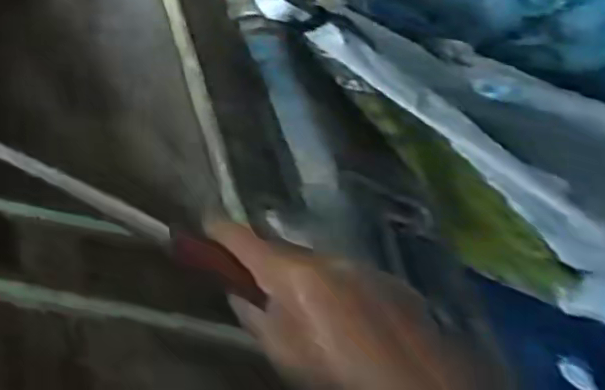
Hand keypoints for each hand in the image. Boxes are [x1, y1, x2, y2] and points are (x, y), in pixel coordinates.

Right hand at [208, 222, 480, 389]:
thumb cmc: (344, 381)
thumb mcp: (282, 354)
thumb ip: (251, 313)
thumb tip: (239, 290)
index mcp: (292, 270)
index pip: (232, 230)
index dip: (211, 234)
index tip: (200, 242)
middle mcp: (328, 257)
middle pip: (277, 247)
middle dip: (266, 264)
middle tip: (266, 295)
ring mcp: (370, 270)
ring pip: (317, 261)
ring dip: (307, 277)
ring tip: (320, 317)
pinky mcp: (404, 290)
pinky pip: (354, 278)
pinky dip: (344, 292)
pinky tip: (358, 325)